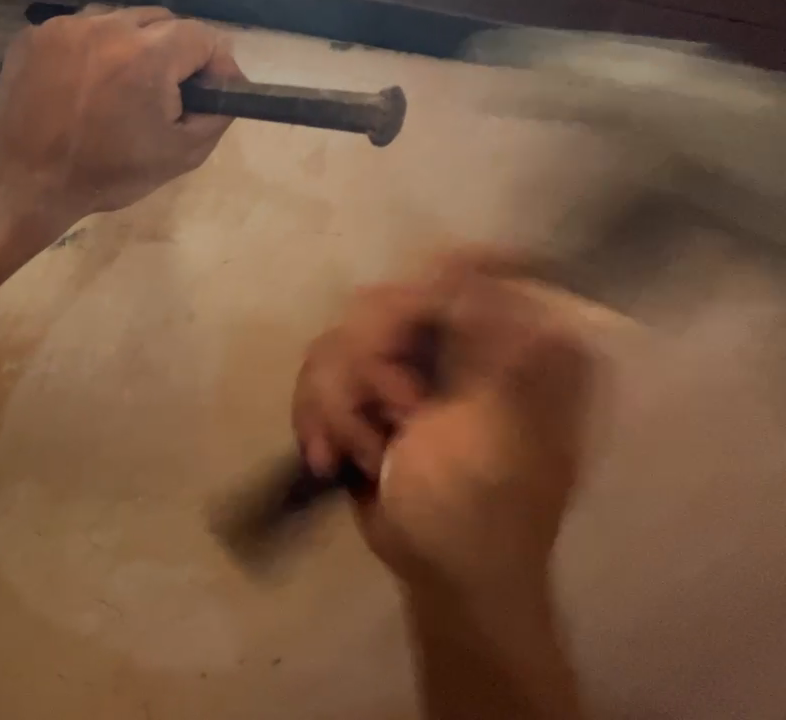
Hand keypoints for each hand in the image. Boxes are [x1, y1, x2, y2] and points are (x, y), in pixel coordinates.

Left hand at [0, 7, 238, 237]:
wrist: (24, 183)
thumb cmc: (105, 174)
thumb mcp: (181, 154)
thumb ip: (217, 110)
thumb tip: (226, 83)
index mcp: (148, 53)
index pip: (202, 36)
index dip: (212, 65)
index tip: (205, 91)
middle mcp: (106, 27)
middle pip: (159, 22)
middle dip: (169, 53)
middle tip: (157, 94)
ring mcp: (63, 28)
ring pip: (115, 23)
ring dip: (125, 48)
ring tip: (114, 89)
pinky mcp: (31, 37)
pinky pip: (75, 32)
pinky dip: (84, 52)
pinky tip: (77, 85)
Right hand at [293, 254, 599, 594]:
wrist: (440, 572)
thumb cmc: (477, 509)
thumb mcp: (489, 427)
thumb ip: (484, 344)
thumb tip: (490, 257)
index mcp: (512, 350)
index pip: (464, 276)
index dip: (421, 295)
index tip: (401, 338)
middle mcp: (462, 349)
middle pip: (382, 307)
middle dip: (363, 367)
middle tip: (386, 414)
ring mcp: (411, 371)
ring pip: (337, 343)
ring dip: (336, 404)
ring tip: (354, 453)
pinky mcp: (368, 393)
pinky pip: (317, 376)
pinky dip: (317, 417)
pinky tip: (328, 455)